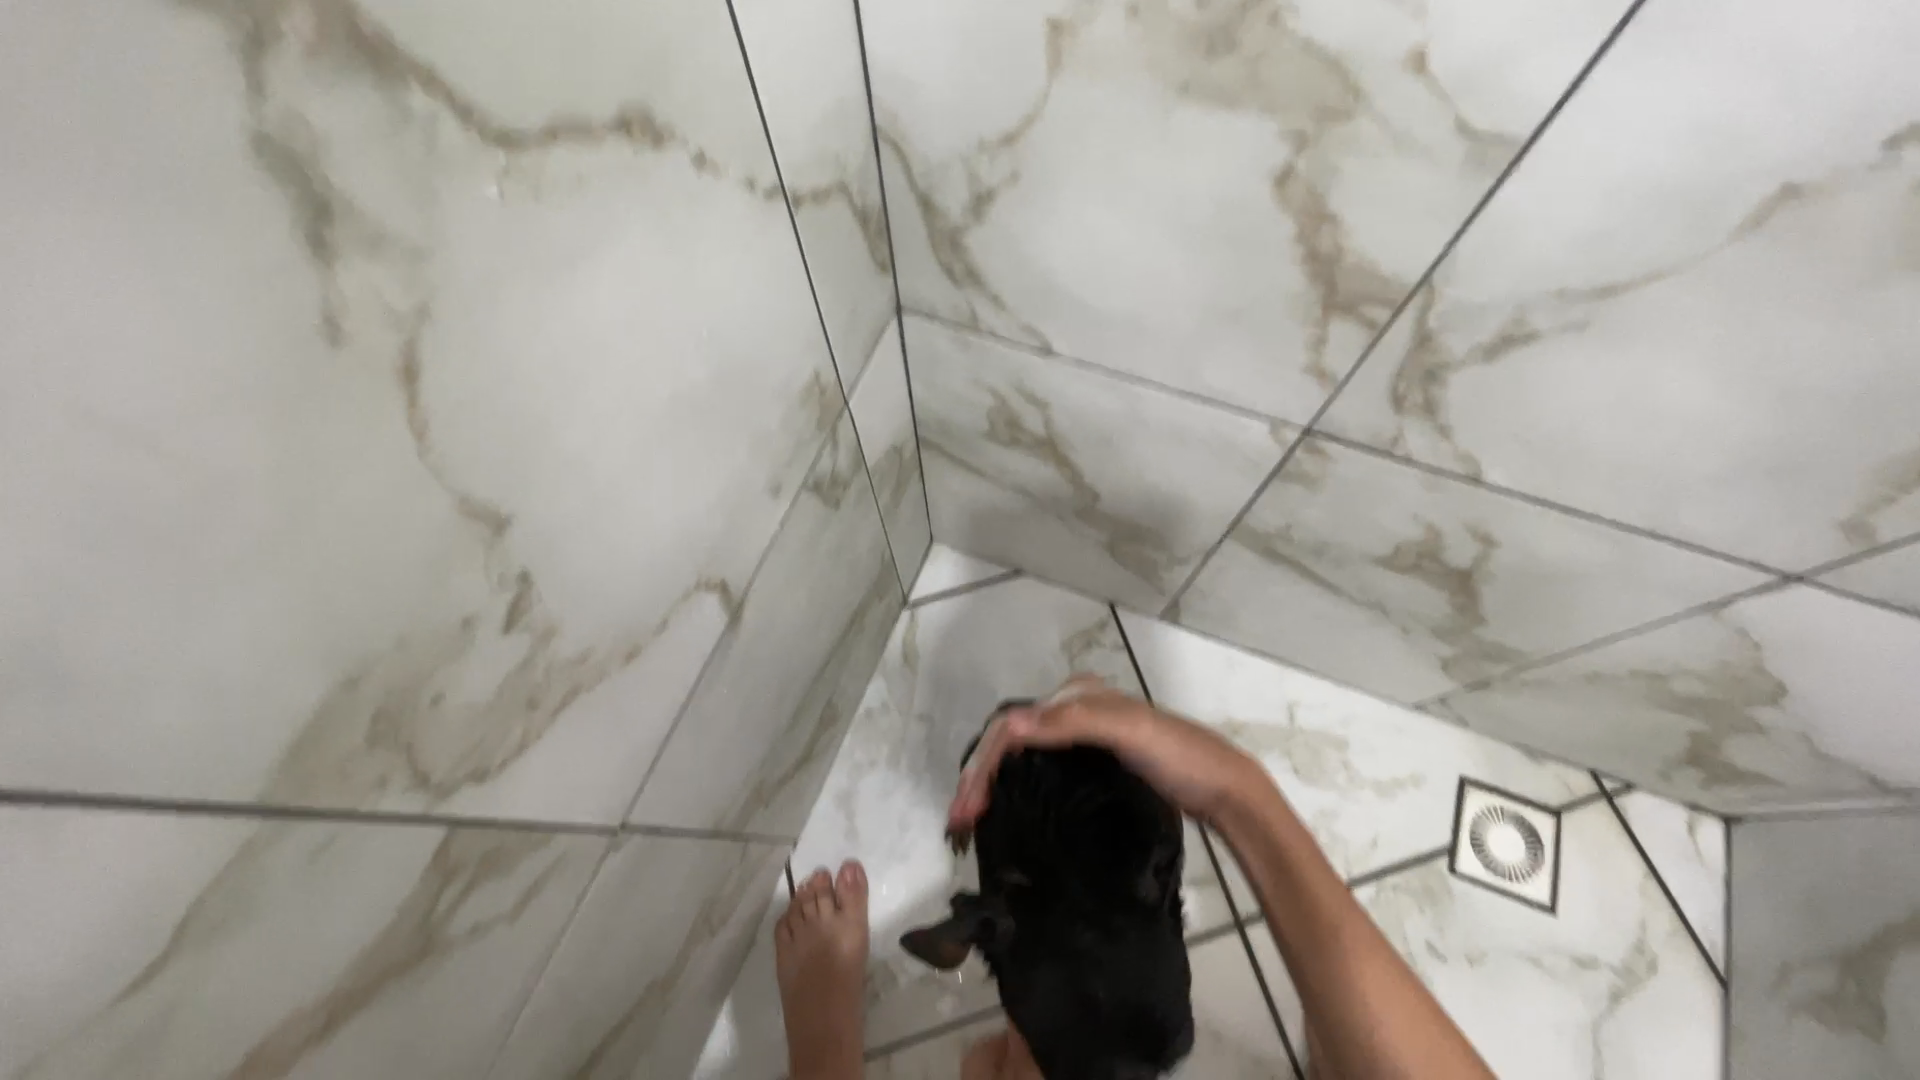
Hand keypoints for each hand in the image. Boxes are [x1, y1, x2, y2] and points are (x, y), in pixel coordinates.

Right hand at [948, 675, 1266, 830]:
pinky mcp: (1091, 764)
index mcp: (1077, 694)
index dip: (985, 763)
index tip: (967, 809)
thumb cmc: (1181, 757)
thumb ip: (1072, 722)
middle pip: (1012, 738)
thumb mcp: (1129, 732)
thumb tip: (1009, 723)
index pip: (1013, 724)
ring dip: (991, 781)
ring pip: (1021, 754)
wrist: (1227, 790)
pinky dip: (1014, 785)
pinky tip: (1004, 806)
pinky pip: (1038, 768)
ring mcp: (1082, 737)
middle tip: (958, 820)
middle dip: (980, 774)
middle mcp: (1074, 709)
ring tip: (969, 816)